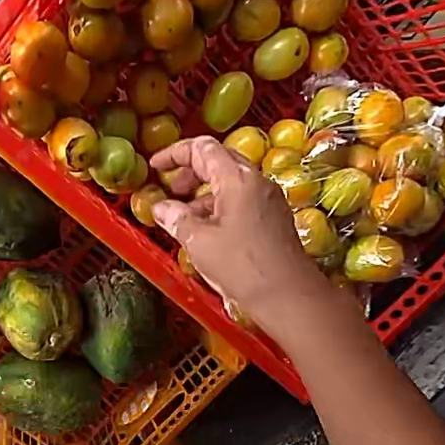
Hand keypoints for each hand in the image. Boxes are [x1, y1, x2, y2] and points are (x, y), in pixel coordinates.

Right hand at [149, 136, 338, 337]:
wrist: (288, 296)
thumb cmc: (243, 267)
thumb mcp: (199, 242)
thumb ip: (177, 219)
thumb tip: (161, 208)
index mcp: (237, 179)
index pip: (202, 148)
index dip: (174, 154)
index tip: (156, 167)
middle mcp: (257, 182)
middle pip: (219, 161)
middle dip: (190, 172)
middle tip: (170, 191)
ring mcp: (269, 199)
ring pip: (231, 183)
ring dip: (204, 193)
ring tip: (184, 217)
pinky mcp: (274, 218)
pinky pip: (243, 200)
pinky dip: (221, 207)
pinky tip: (208, 231)